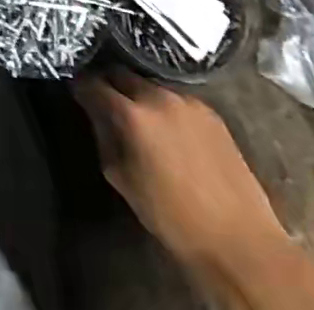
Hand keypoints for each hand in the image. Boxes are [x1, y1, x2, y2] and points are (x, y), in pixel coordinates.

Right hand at [73, 69, 313, 309]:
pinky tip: (166, 126)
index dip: (80, 85)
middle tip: (101, 97)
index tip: (74, 89)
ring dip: (136, 92)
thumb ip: (104, 139)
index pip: (93, 84)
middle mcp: (159, 97)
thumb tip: (97, 117)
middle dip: (108, 82)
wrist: (240, 240)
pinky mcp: (212, 112)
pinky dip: (163, 104)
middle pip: (122, 73)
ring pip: (150, 84)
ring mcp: (189, 102)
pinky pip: (175, 98)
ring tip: (134, 112)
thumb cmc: (173, 217)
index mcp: (133, 115)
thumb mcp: (122, 180)